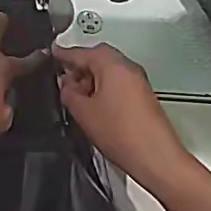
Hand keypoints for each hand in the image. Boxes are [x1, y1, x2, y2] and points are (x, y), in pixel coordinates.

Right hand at [54, 44, 193, 190]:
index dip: (64, 54)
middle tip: (64, 77)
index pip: (82, 52)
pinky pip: (119, 82)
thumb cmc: (126, 135)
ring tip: (78, 96)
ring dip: (92, 78)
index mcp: (112, 65)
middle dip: (79, 66)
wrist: (155, 157)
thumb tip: (66, 86)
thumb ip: (68, 93)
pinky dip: (104, 87)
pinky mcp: (143, 96)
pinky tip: (95, 105)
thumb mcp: (83, 112)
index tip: (55, 52)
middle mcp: (128, 69)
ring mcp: (139, 82)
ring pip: (109, 70)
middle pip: (98, 57)